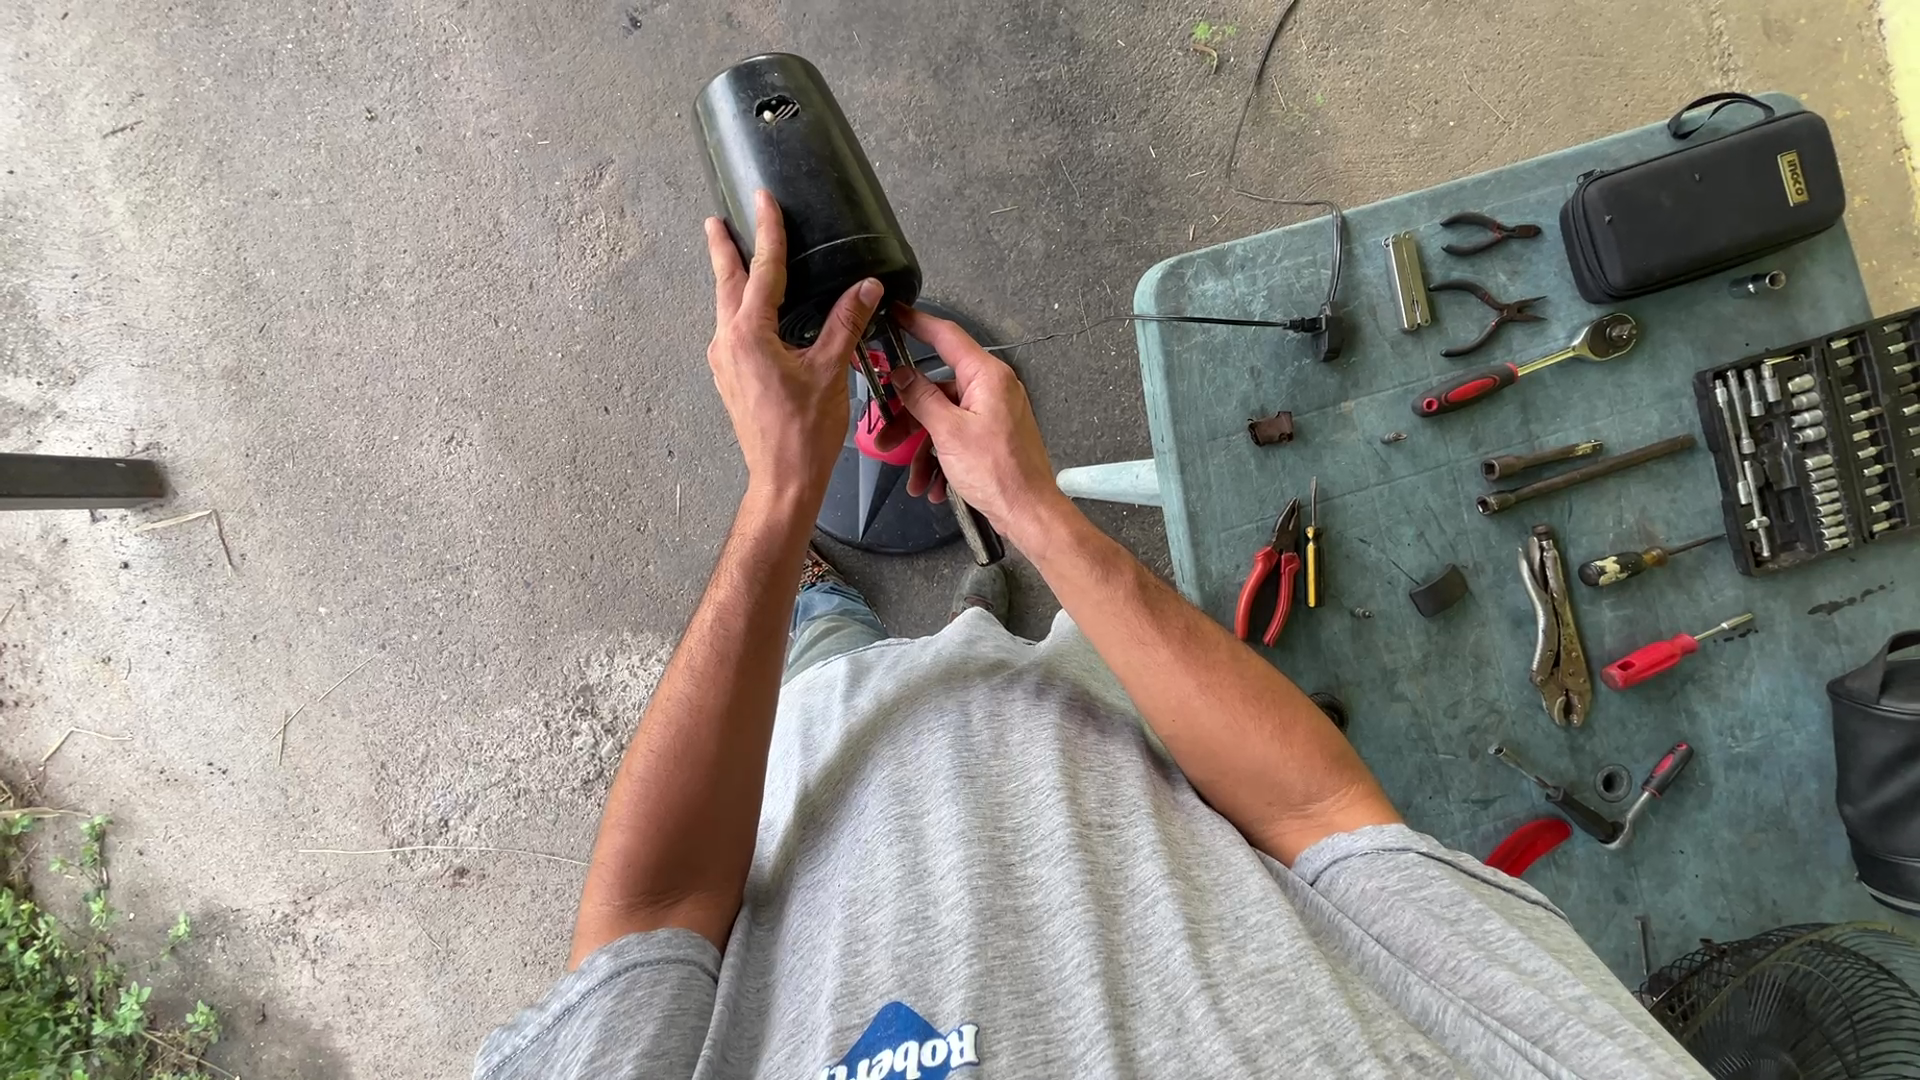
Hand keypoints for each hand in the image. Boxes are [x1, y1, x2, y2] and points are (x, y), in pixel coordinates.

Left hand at [704, 190, 881, 505]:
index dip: (768, 232)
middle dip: (725, 249)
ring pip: (725, 308)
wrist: (783, 478)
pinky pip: (731, 332)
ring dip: (730, 280)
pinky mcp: (730, 379)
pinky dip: (739, 310)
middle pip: (726, 283)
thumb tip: (867, 287)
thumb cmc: (805, 431)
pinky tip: (753, 314)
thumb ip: (845, 324)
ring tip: (734, 259)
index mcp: (750, 334)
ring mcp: (724, 362)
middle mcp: (727, 342)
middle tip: (718, 220)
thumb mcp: (829, 371)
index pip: (763, 270)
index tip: (764, 199)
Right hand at [880, 306, 1066, 547]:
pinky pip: (957, 438)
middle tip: (885, 435)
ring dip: (922, 449)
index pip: (946, 336)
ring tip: (911, 477)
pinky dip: (940, 459)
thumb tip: (902, 374)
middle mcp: (992, 389)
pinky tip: (931, 485)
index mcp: (987, 377)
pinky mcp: (992, 436)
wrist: (1027, 511)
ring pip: (943, 419)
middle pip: (937, 389)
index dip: (917, 323)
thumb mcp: (948, 432)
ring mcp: (993, 414)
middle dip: (908, 417)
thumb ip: (921, 398)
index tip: (895, 315)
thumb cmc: (1000, 473)